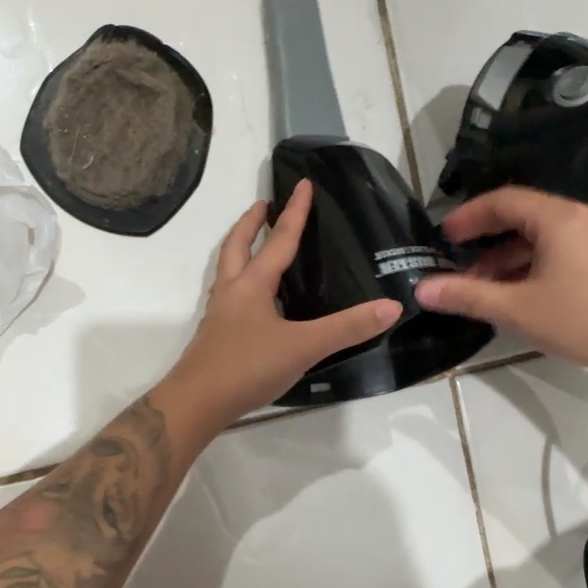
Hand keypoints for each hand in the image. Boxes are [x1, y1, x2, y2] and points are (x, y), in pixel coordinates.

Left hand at [161, 180, 400, 424]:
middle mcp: (231, 293)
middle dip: (251, 224)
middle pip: (236, 247)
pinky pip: (228, 299)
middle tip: (263, 207)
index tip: (303, 184)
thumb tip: (391, 307)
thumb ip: (346, 328)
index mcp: (252, 285)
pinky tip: (252, 305)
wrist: (196, 403)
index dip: (295, 213)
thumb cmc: (247, 367)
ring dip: (239, 252)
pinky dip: (239, 286)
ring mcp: (219, 317)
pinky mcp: (214, 339)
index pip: (278, 240)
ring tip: (254, 248)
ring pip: (227, 272)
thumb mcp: (304, 347)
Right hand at [413, 187, 587, 378]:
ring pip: (543, 236)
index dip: (469, 216)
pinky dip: (532, 264)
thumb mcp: (517, 310)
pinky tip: (516, 293)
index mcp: (561, 219)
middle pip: (524, 216)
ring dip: (507, 257)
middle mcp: (583, 217)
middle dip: (486, 240)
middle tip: (455, 264)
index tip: (443, 236)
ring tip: (480, 288)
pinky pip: (561, 249)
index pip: (505, 201)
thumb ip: (467, 295)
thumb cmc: (584, 322)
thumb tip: (422, 289)